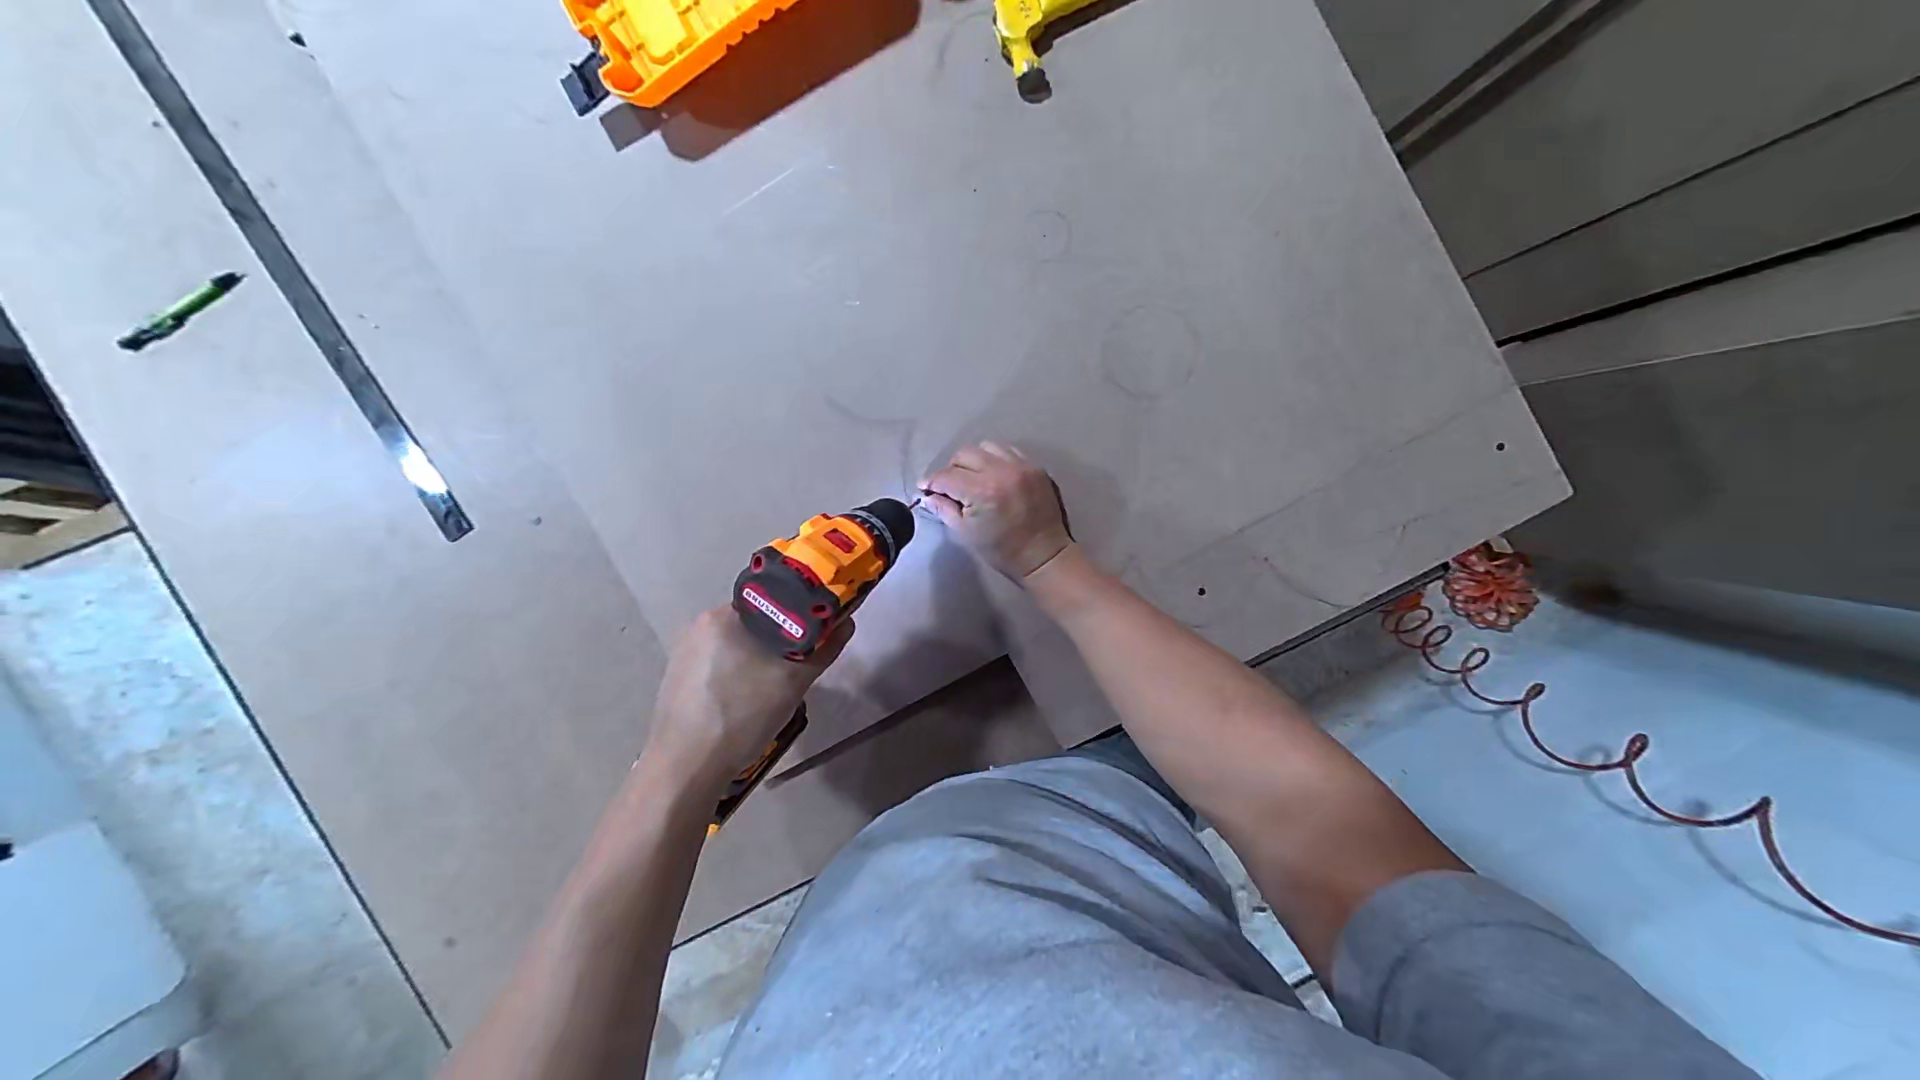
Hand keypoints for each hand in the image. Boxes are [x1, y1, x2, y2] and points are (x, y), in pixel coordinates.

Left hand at [642, 607, 851, 790]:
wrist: (686, 768)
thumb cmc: (741, 715)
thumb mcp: (793, 682)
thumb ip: (823, 648)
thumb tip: (845, 621)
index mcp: (721, 615)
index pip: (771, 600)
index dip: (797, 617)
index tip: (812, 638)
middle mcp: (698, 626)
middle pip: (754, 625)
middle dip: (778, 643)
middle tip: (795, 669)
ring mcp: (683, 654)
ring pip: (736, 647)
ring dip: (757, 661)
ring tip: (771, 690)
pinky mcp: (677, 680)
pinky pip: (718, 666)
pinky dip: (737, 677)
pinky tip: (744, 704)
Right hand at [920, 441, 1073, 579]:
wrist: (1043, 555)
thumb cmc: (1001, 550)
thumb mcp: (965, 532)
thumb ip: (944, 509)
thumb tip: (926, 495)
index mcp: (982, 491)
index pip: (947, 476)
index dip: (931, 483)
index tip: (924, 488)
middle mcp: (1002, 471)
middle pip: (964, 454)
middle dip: (952, 469)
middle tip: (951, 487)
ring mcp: (1021, 466)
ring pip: (986, 447)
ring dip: (974, 461)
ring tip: (974, 479)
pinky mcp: (1035, 467)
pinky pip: (1008, 451)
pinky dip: (996, 460)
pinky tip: (994, 476)